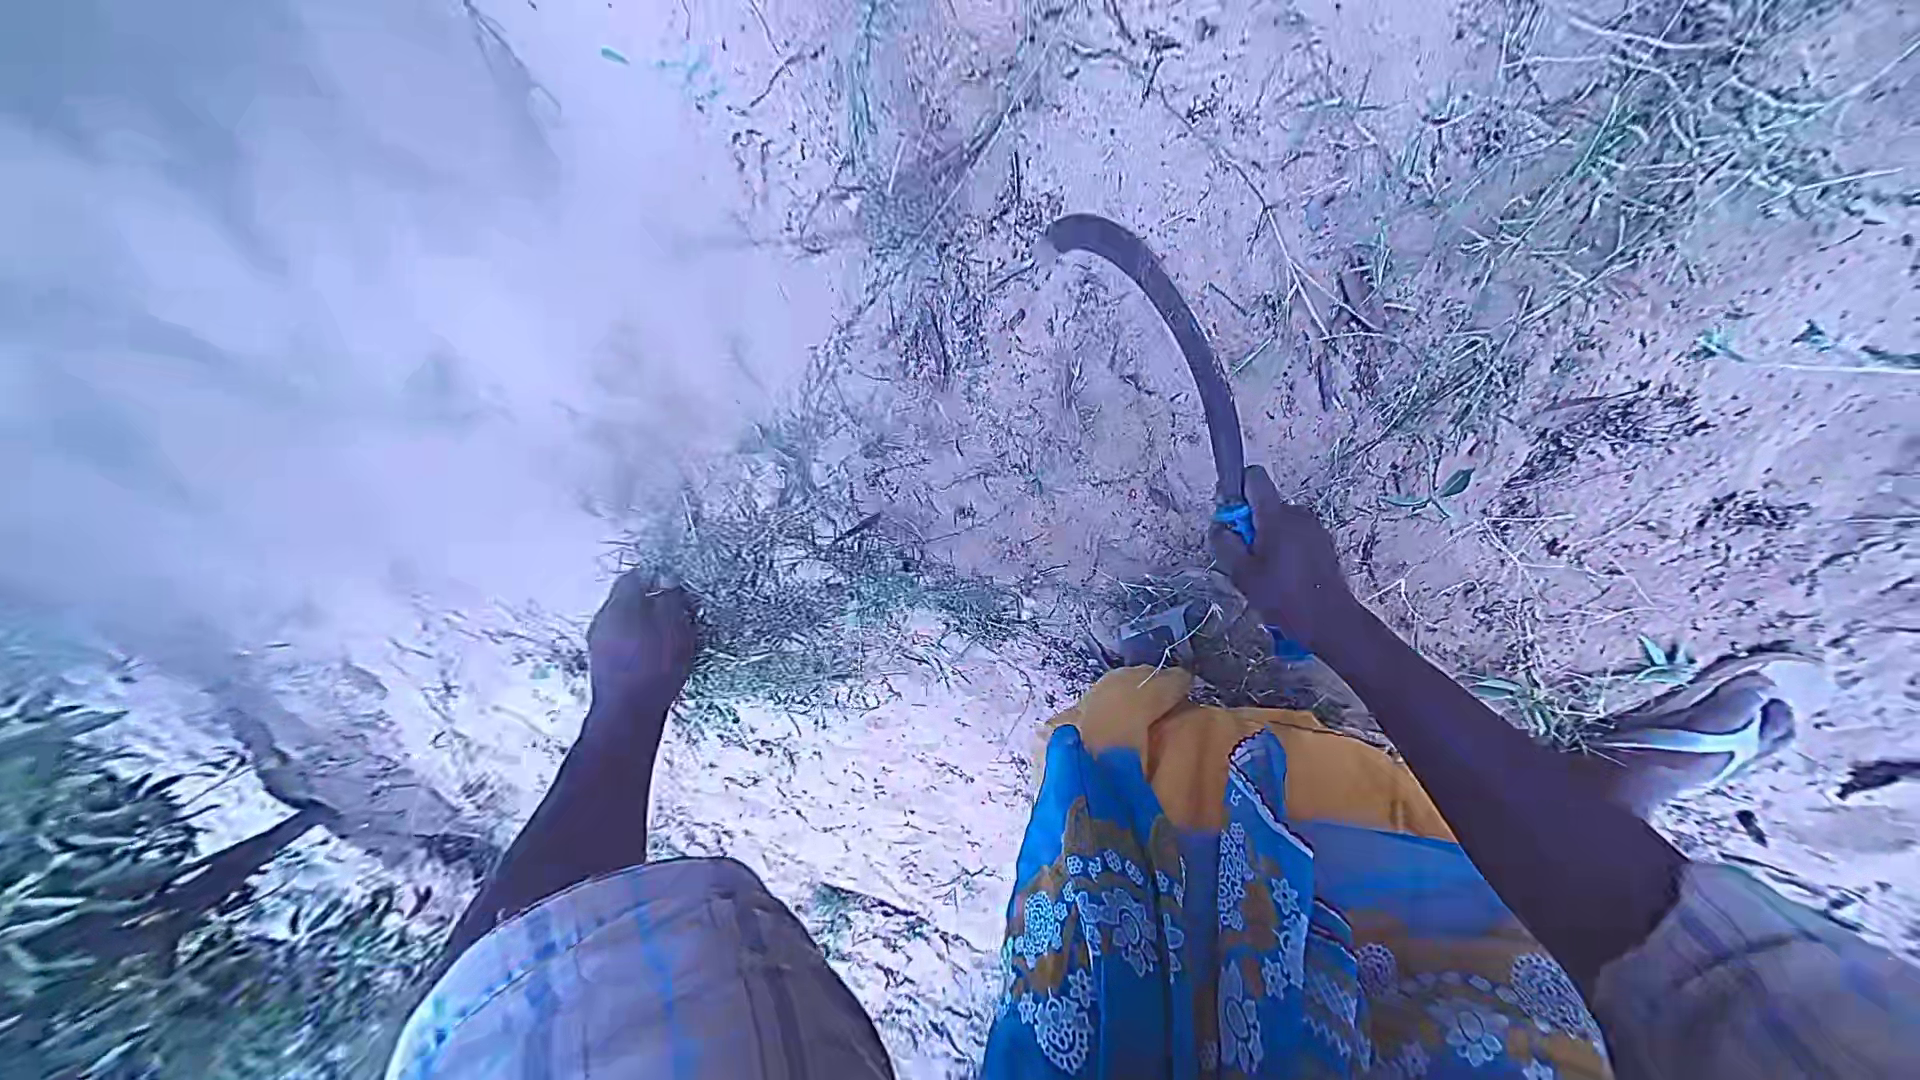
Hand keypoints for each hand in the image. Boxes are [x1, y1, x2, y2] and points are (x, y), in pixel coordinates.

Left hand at [587, 570, 695, 708]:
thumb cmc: (655, 666)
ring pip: (623, 620)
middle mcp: (602, 620)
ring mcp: (598, 643)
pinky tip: (655, 651)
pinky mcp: (602, 663)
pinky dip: (638, 638)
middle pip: (626, 598)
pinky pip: (622, 639)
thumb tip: (668, 581)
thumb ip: (671, 599)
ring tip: (669, 631)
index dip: (656, 575)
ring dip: (644, 620)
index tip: (674, 582)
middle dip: (650, 598)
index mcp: (619, 606)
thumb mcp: (675, 626)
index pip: (633, 576)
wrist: (629, 712)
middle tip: (675, 606)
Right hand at [1206, 465, 1355, 649]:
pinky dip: (1281, 546)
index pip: (1254, 478)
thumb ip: (1224, 542)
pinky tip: (1281, 574)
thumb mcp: (1240, 572)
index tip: (1230, 519)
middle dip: (1248, 523)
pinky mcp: (1322, 541)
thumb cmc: (1281, 596)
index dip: (1236, 491)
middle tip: (1245, 557)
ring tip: (1263, 570)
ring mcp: (1313, 526)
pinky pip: (1292, 533)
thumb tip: (1220, 525)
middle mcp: (1298, 513)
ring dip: (1265, 537)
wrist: (1329, 620)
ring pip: (1277, 521)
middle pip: (1263, 504)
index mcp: (1276, 516)